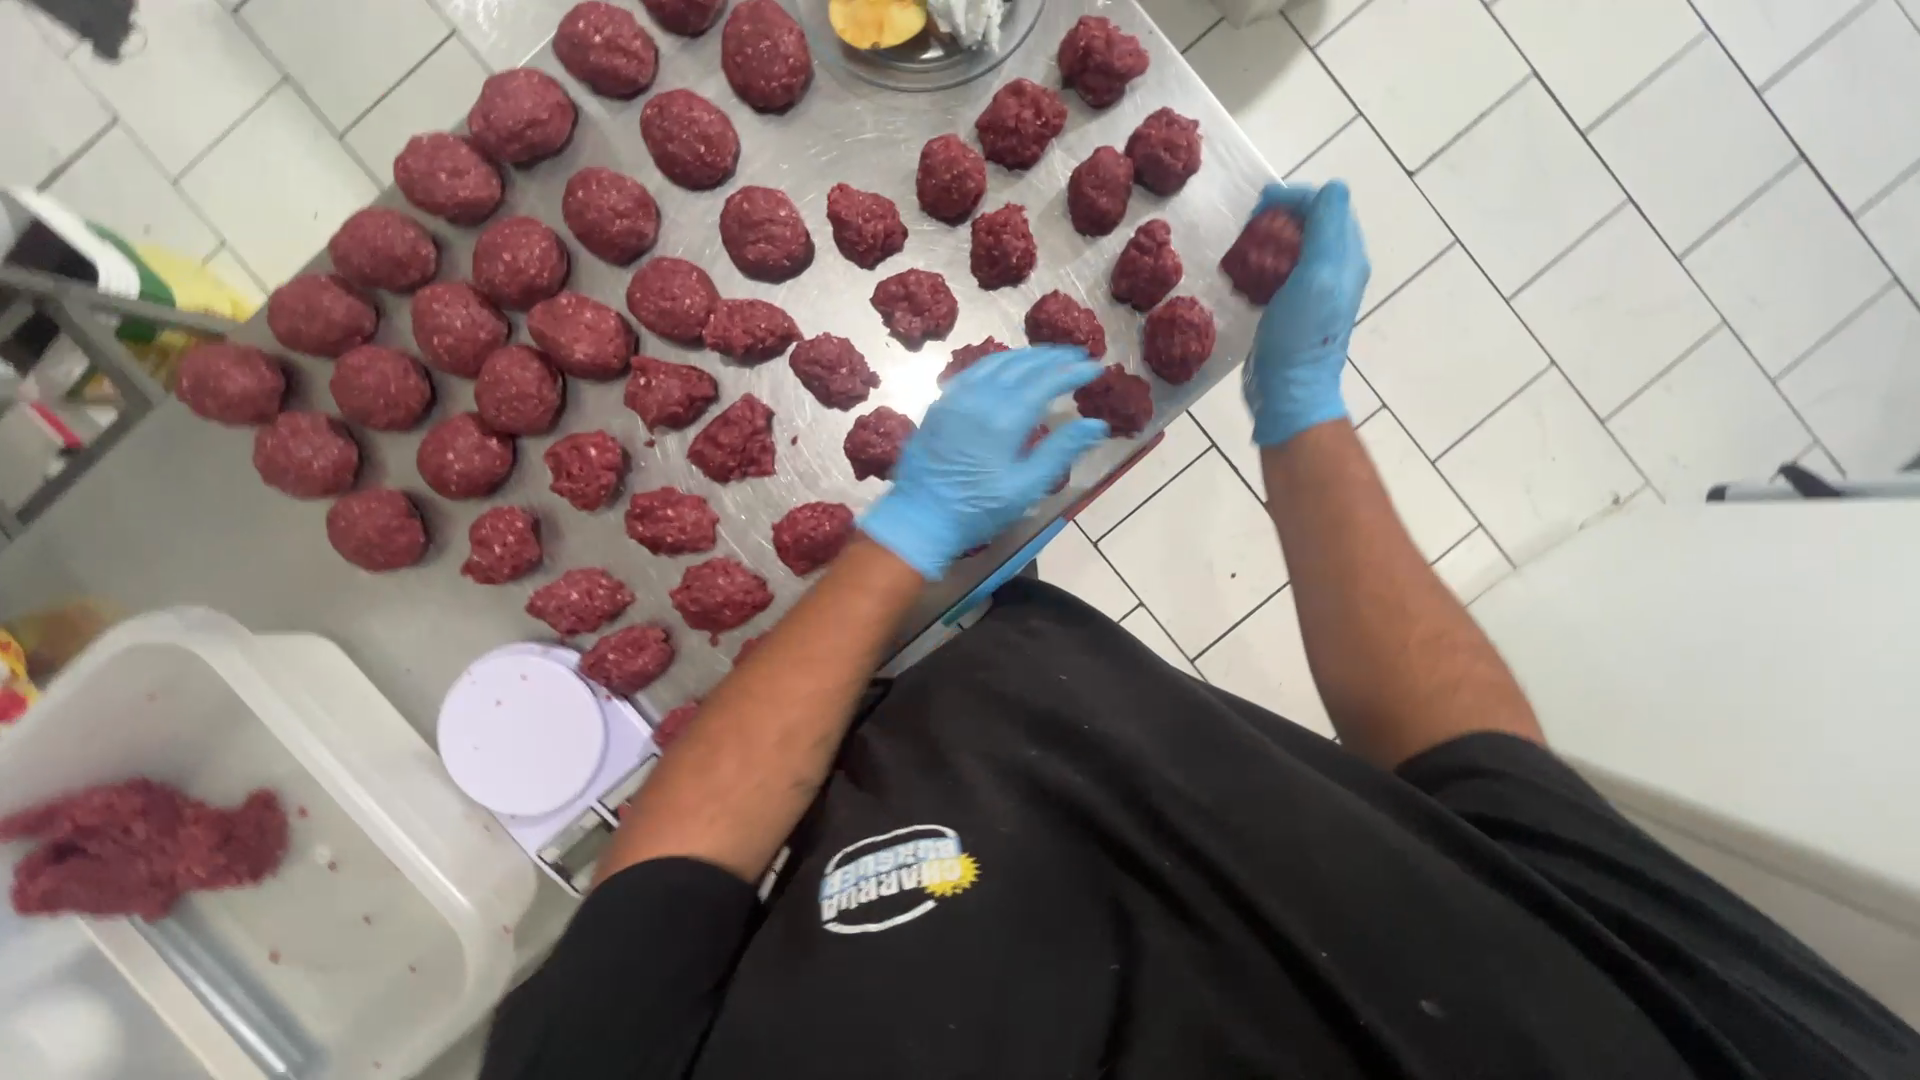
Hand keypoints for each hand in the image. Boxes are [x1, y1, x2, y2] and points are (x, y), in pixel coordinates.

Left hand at [860, 346, 1108, 579]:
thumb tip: (1097, 425)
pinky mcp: (939, 405)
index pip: (1046, 381)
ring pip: (994, 362)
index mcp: (1003, 419)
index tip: (1096, 367)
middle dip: (1052, 357)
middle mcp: (978, 399)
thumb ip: (1061, 451)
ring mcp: (954, 398)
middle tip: (1077, 355)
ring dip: (1024, 356)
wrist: (919, 519)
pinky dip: (996, 363)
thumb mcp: (1025, 488)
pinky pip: (972, 372)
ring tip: (1047, 357)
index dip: (1072, 372)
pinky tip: (1005, 368)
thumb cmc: (977, 510)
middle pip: (1021, 365)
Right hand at [1243, 180, 1369, 445]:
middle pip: (1307, 223)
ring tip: (1242, 256)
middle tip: (1246, 232)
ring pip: (1289, 248)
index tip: (1258, 208)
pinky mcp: (1290, 309)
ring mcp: (1312, 291)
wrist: (1287, 391)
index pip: (1326, 203)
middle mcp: (1335, 268)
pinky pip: (1275, 275)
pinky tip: (1243, 282)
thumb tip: (1325, 189)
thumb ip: (1327, 224)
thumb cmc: (1301, 335)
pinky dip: (1257, 270)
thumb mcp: (1320, 272)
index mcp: (1347, 255)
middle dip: (1276, 220)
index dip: (1293, 198)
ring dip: (1263, 245)